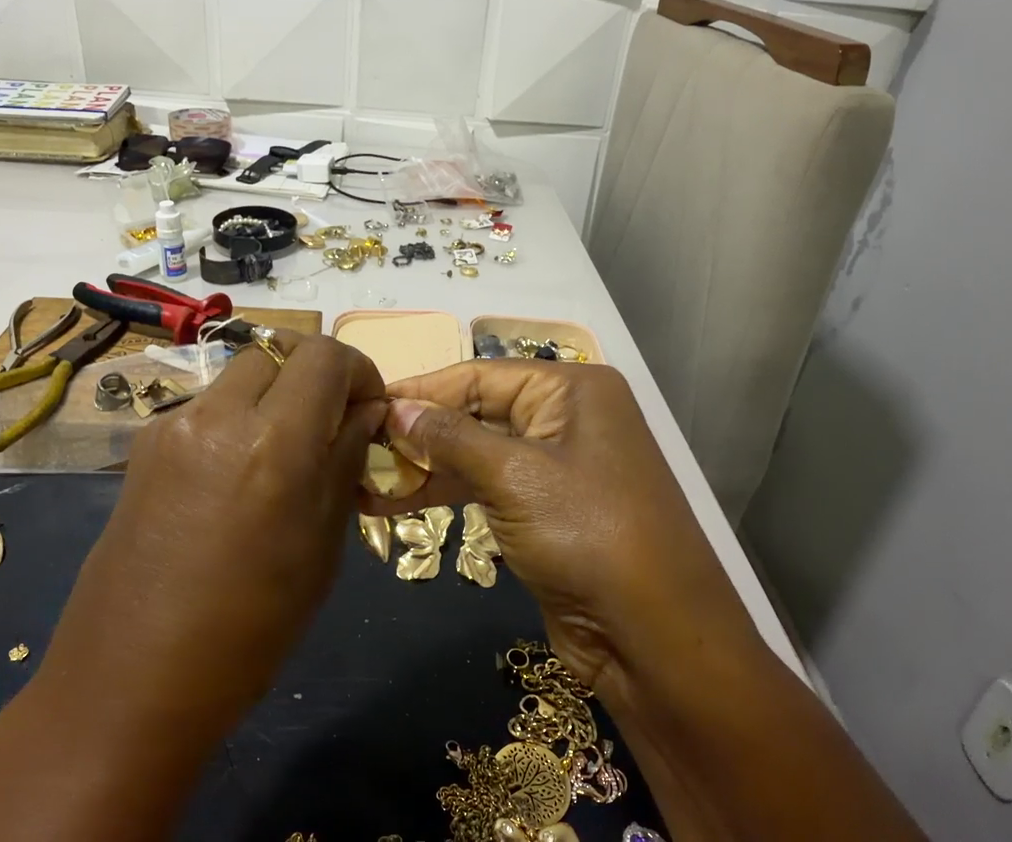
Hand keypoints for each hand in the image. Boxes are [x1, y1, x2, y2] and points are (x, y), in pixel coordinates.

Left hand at [0, 331, 386, 841]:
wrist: (130, 680)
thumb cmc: (250, 629)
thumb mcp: (321, 547)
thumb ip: (344, 462)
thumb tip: (365, 413)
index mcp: (273, 441)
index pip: (324, 354)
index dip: (358, 371)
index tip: (367, 410)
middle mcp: (217, 415)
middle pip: (278, 351)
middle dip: (314, 378)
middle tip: (330, 429)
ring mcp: (171, 427)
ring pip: (240, 377)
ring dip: (274, 398)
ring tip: (284, 458)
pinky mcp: (143, 448)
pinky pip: (206, 409)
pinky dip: (236, 421)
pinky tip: (237, 480)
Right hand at [370, 361, 753, 687]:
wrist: (654, 636)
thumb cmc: (588, 534)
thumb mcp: (514, 477)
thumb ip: (450, 437)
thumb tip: (395, 408)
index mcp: (573, 389)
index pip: (480, 375)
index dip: (421, 390)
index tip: (365, 404)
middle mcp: (568, 419)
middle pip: (477, 412)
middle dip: (418, 432)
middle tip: (357, 449)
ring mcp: (559, 468)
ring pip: (478, 454)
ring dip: (424, 468)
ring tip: (363, 481)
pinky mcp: (547, 512)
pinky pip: (488, 489)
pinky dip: (447, 494)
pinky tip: (395, 505)